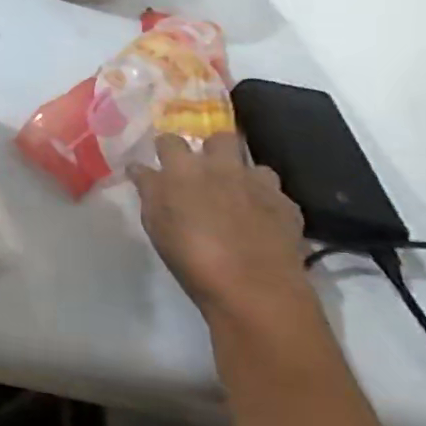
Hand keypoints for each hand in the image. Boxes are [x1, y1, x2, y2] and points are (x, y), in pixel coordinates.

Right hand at [129, 132, 308, 312]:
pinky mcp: (286, 204)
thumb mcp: (157, 226)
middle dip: (210, 150)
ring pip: (251, 164)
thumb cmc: (191, 257)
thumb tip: (139, 167)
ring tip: (236, 199)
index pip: (169, 141)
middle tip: (203, 173)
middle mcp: (224, 167)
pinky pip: (272, 193)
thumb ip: (149, 191)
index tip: (161, 160)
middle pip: (219, 139)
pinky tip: (258, 222)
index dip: (165, 148)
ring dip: (241, 175)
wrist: (253, 287)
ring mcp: (259, 183)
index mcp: (185, 169)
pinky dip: (263, 202)